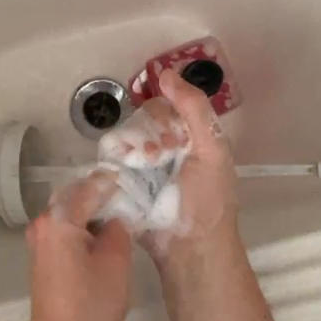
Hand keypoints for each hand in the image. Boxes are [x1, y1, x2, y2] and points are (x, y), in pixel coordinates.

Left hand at [24, 171, 133, 320]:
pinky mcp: (43, 256)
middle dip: (104, 196)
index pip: (89, 186)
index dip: (115, 183)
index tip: (139, 183)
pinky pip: (66, 230)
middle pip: (76, 196)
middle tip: (135, 201)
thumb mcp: (116, 263)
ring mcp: (39, 240)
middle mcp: (42, 223)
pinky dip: (85, 228)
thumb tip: (116, 218)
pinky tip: (106, 239)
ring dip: (95, 213)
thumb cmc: (91, 305)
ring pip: (71, 213)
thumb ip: (118, 229)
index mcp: (58, 220)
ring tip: (125, 220)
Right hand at [109, 68, 239, 260]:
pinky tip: (126, 173)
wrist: (189, 247)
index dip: (164, 111)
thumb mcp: (212, 149)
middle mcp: (163, 149)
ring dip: (133, 147)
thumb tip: (166, 74)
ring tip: (143, 166)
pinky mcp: (120, 183)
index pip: (166, 106)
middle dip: (148, 132)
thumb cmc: (208, 200)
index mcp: (189, 138)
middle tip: (158, 154)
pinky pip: (108, 159)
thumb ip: (194, 109)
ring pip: (123, 136)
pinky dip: (115, 160)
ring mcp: (139, 166)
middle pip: (140, 119)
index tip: (170, 132)